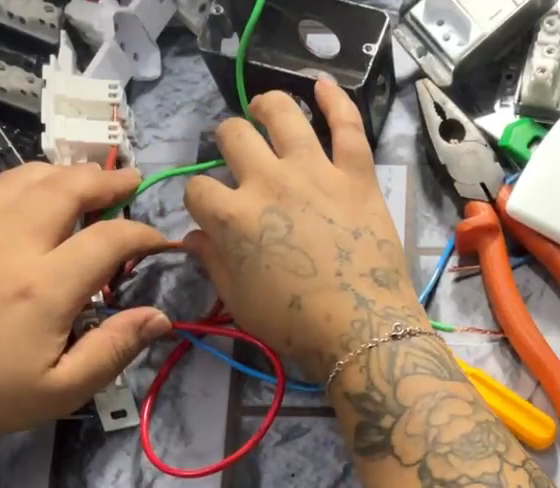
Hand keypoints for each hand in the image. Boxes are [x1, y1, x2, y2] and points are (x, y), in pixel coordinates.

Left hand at [0, 164, 175, 452]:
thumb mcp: (64, 389)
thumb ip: (115, 349)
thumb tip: (160, 317)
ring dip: (61, 172)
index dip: (143, 235)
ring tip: (86, 178)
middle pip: (63, 190)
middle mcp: (9, 246)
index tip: (164, 243)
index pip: (108, 240)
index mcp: (45, 287)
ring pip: (21, 180)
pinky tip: (28, 192)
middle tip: (131, 181)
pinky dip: (17, 182)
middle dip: (104, 180)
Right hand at [182, 80, 422, 381]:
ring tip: (264, 112)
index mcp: (233, 217)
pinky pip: (347, 125)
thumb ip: (215, 265)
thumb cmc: (299, 327)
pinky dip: (336, 100)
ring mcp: (314, 172)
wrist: (363, 329)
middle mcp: (268, 181)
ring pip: (282, 113)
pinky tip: (322, 85)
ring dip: (267, 106)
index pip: (199, 189)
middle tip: (241, 160)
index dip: (202, 200)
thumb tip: (195, 238)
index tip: (213, 212)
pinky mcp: (356, 176)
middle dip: (229, 146)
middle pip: (233, 137)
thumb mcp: (242, 305)